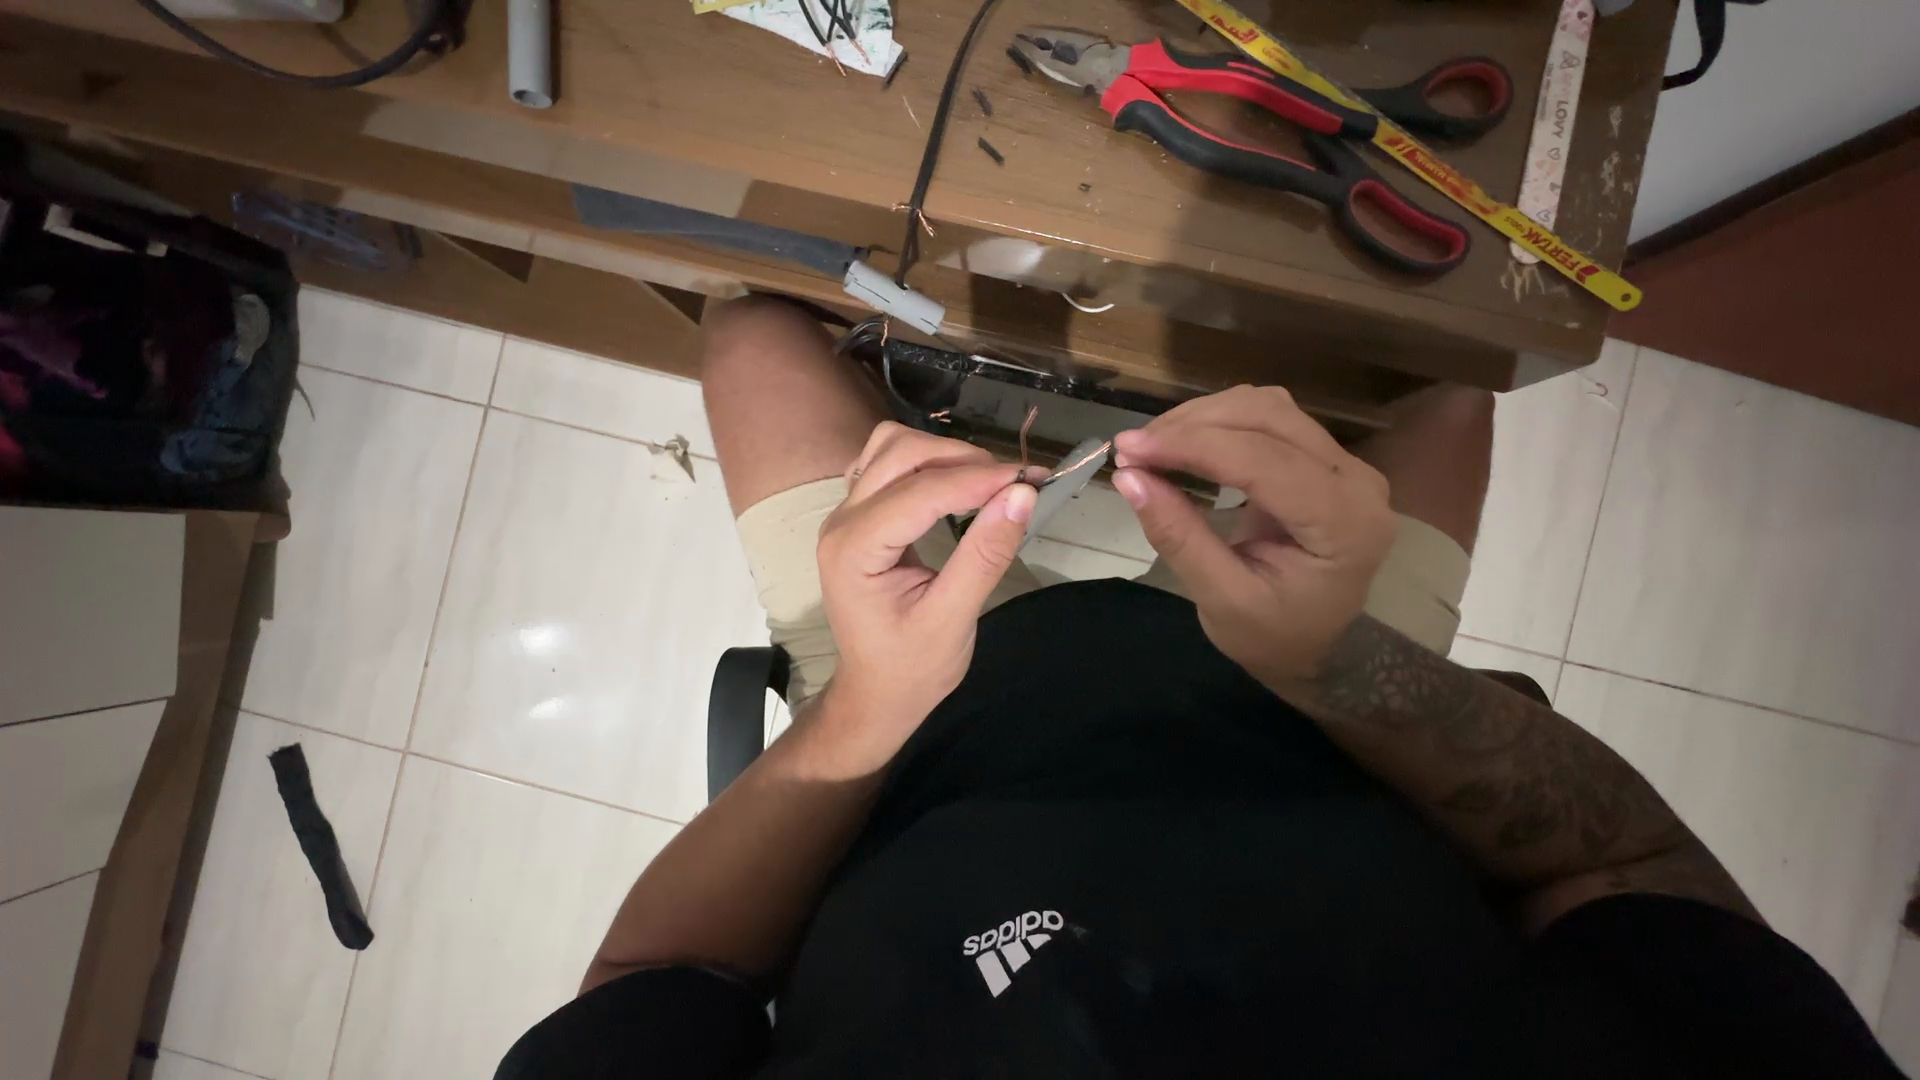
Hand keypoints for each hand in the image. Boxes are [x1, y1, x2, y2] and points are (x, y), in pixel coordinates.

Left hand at [815, 423, 1036, 761]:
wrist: (876, 693)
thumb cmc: (912, 668)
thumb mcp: (953, 619)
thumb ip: (984, 555)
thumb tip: (1022, 495)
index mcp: (854, 549)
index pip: (920, 492)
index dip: (978, 479)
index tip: (1032, 479)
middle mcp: (841, 521)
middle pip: (899, 452)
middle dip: (961, 459)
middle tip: (1014, 483)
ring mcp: (845, 514)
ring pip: (890, 448)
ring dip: (942, 454)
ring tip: (988, 481)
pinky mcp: (859, 515)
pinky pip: (887, 464)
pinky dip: (926, 463)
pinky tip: (956, 484)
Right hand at [1110, 385, 1395, 685]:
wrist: (1314, 648)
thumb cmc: (1272, 635)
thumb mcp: (1221, 599)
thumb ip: (1179, 537)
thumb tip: (1128, 478)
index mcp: (1345, 524)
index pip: (1262, 460)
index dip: (1190, 446)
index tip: (1126, 449)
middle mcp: (1356, 480)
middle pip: (1268, 416)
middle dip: (1191, 425)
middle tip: (1130, 450)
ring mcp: (1344, 464)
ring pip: (1266, 407)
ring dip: (1201, 418)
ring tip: (1150, 447)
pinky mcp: (1322, 458)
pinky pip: (1268, 419)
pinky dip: (1216, 423)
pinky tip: (1180, 444)